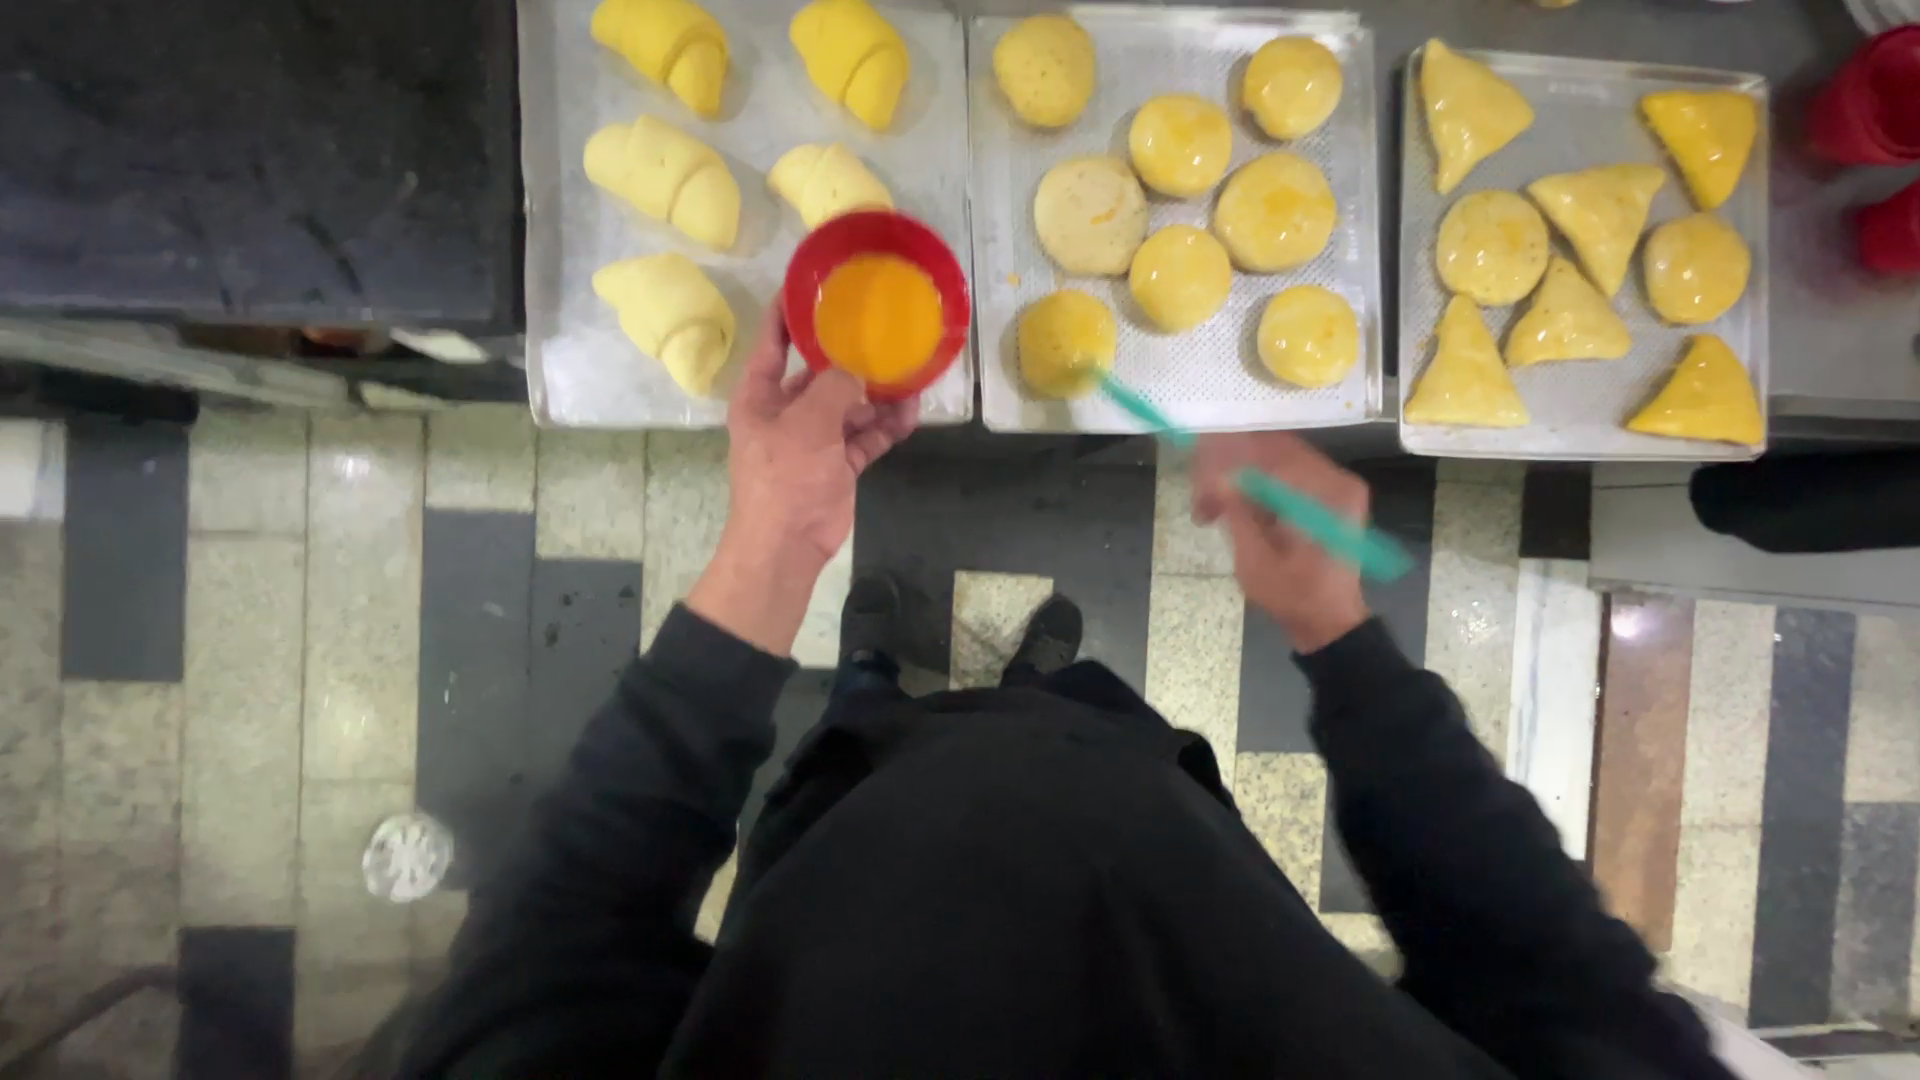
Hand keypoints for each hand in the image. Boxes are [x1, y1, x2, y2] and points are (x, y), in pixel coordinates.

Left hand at [725, 303, 918, 566]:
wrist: (788, 543)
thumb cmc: (785, 475)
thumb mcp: (807, 422)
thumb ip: (834, 387)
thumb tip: (857, 371)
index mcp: (761, 396)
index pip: (773, 343)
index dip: (789, 312)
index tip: (813, 284)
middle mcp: (786, 413)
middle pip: (821, 376)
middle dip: (851, 360)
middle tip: (884, 335)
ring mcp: (815, 440)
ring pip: (850, 407)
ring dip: (878, 397)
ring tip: (910, 377)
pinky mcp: (839, 465)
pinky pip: (866, 438)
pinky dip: (886, 427)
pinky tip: (911, 414)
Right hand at [1192, 433, 1370, 654]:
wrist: (1327, 621)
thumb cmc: (1293, 597)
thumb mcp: (1256, 561)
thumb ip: (1237, 513)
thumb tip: (1215, 476)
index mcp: (1328, 494)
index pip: (1272, 457)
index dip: (1229, 460)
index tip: (1196, 473)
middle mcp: (1336, 479)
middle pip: (1272, 453)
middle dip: (1228, 469)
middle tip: (1199, 500)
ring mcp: (1331, 484)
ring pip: (1271, 461)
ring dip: (1235, 478)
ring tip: (1207, 508)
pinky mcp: (1321, 493)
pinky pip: (1279, 474)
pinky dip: (1250, 486)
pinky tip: (1227, 506)